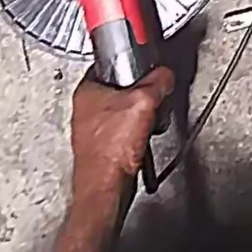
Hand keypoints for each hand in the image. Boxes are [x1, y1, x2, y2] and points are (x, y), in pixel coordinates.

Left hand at [69, 67, 173, 195]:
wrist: (107, 189)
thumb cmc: (111, 151)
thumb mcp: (145, 102)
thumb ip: (158, 81)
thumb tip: (164, 76)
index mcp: (87, 90)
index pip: (112, 63)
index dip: (132, 62)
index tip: (145, 65)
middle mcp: (86, 108)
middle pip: (122, 86)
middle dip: (141, 92)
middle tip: (151, 98)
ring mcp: (94, 128)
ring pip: (125, 108)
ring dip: (141, 112)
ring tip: (148, 121)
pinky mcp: (103, 145)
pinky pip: (125, 127)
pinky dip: (137, 130)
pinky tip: (143, 136)